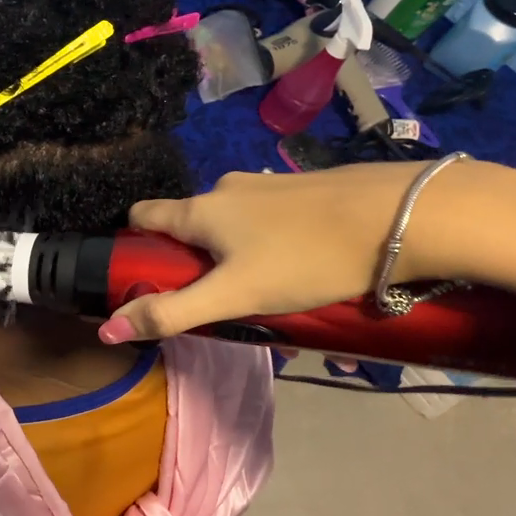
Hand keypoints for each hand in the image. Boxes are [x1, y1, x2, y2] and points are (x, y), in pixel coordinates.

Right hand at [99, 163, 424, 341]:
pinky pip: (270, 221)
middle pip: (190, 224)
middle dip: (193, 261)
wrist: (408, 216)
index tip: (147, 278)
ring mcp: (269, 185)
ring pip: (233, 224)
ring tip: (266, 296)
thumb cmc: (308, 258)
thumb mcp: (234, 295)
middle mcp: (227, 188)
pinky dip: (271, 245)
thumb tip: (108, 330)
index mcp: (200, 210)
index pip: (142, 214)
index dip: (135, 244)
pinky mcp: (307, 190)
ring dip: (236, 256)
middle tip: (217, 302)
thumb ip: (172, 313)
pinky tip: (303, 273)